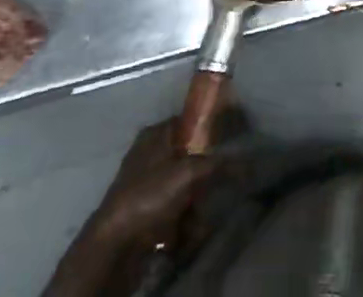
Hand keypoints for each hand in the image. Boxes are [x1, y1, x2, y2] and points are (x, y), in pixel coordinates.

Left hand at [85, 120, 219, 246]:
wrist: (116, 241)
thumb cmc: (150, 194)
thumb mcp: (188, 174)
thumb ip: (217, 164)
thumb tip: (246, 161)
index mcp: (156, 134)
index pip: (189, 121)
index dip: (209, 129)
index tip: (229, 142)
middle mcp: (150, 153)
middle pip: (189, 156)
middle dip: (204, 176)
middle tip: (214, 186)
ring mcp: (147, 182)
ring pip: (184, 185)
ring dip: (195, 203)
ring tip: (196, 217)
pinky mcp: (146, 208)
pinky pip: (174, 207)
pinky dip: (183, 219)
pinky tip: (185, 231)